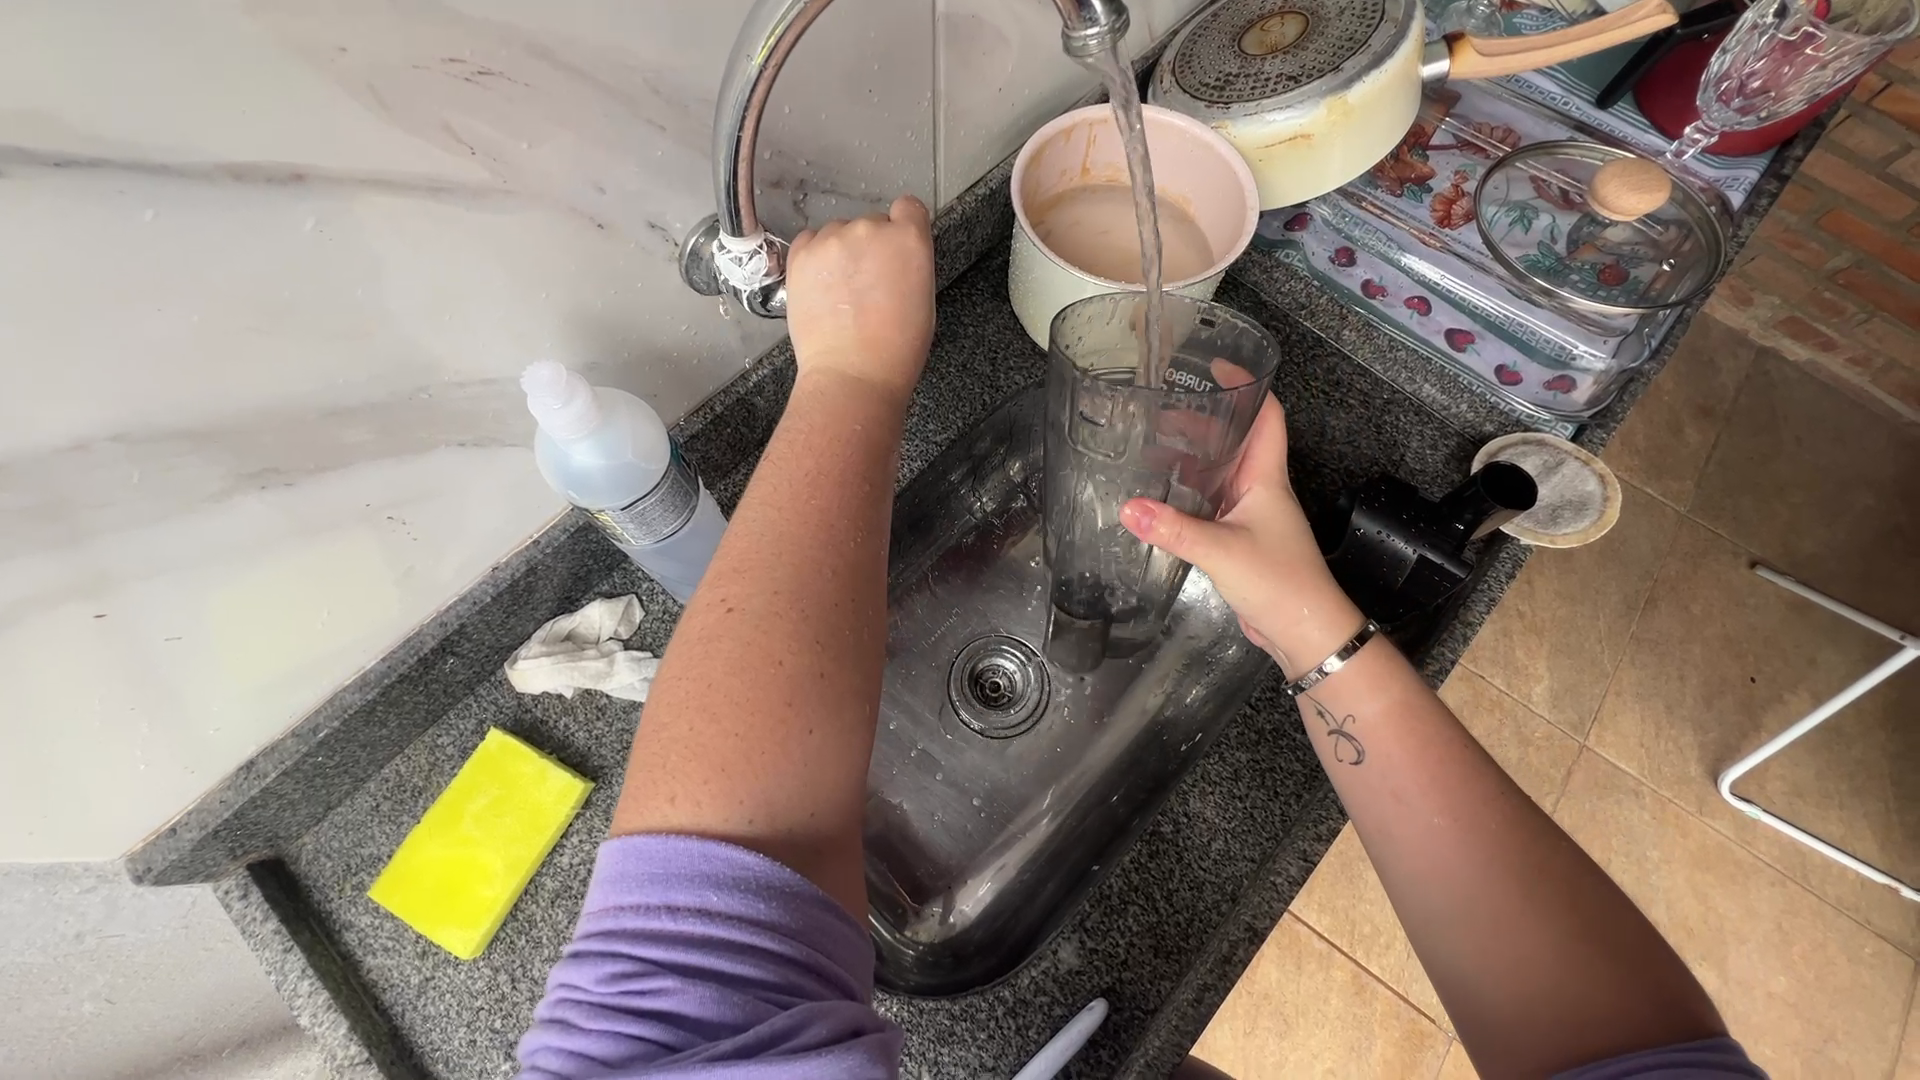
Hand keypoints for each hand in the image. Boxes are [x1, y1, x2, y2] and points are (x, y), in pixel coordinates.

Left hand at [785, 195, 935, 403]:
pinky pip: (809, 242)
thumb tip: (896, 258)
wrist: (854, 374)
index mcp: (910, 240)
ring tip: (842, 296)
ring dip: (840, 255)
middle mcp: (871, 230)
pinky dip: (815, 260)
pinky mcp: (802, 254)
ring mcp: (833, 240)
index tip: (895, 246)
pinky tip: (824, 290)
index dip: (902, 227)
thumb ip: (911, 265)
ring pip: (839, 233)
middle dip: (870, 249)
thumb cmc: (895, 351)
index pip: (908, 208)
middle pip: (871, 224)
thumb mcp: (923, 301)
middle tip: (868, 287)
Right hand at [1119, 394, 1363, 676]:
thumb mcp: (1222, 550)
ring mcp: (1249, 514)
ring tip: (1150, 446)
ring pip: (1219, 471)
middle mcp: (1258, 489)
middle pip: (1235, 439)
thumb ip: (1175, 529)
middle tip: (1161, 409)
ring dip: (1191, 456)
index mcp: (1266, 477)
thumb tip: (1127, 509)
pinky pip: (1209, 502)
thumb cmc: (1278, 581)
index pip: (1266, 416)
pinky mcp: (1237, 538)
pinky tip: (1159, 497)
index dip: (1247, 385)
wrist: (1304, 631)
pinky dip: (1186, 492)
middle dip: (1203, 419)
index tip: (1215, 366)